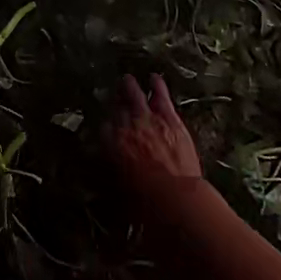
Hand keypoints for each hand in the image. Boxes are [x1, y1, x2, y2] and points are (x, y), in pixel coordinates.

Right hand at [107, 74, 202, 203]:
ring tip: (128, 80)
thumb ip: (118, 171)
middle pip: (117, 107)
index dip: (107, 126)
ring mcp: (147, 119)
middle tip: (116, 95)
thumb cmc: (148, 201)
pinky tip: (154, 78)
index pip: (104, 128)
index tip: (108, 126)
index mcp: (112, 145)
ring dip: (130, 87)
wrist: (176, 197)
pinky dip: (157, 86)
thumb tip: (115, 171)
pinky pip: (160, 96)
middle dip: (116, 100)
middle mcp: (126, 127)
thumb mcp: (124, 188)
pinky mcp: (168, 118)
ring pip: (134, 96)